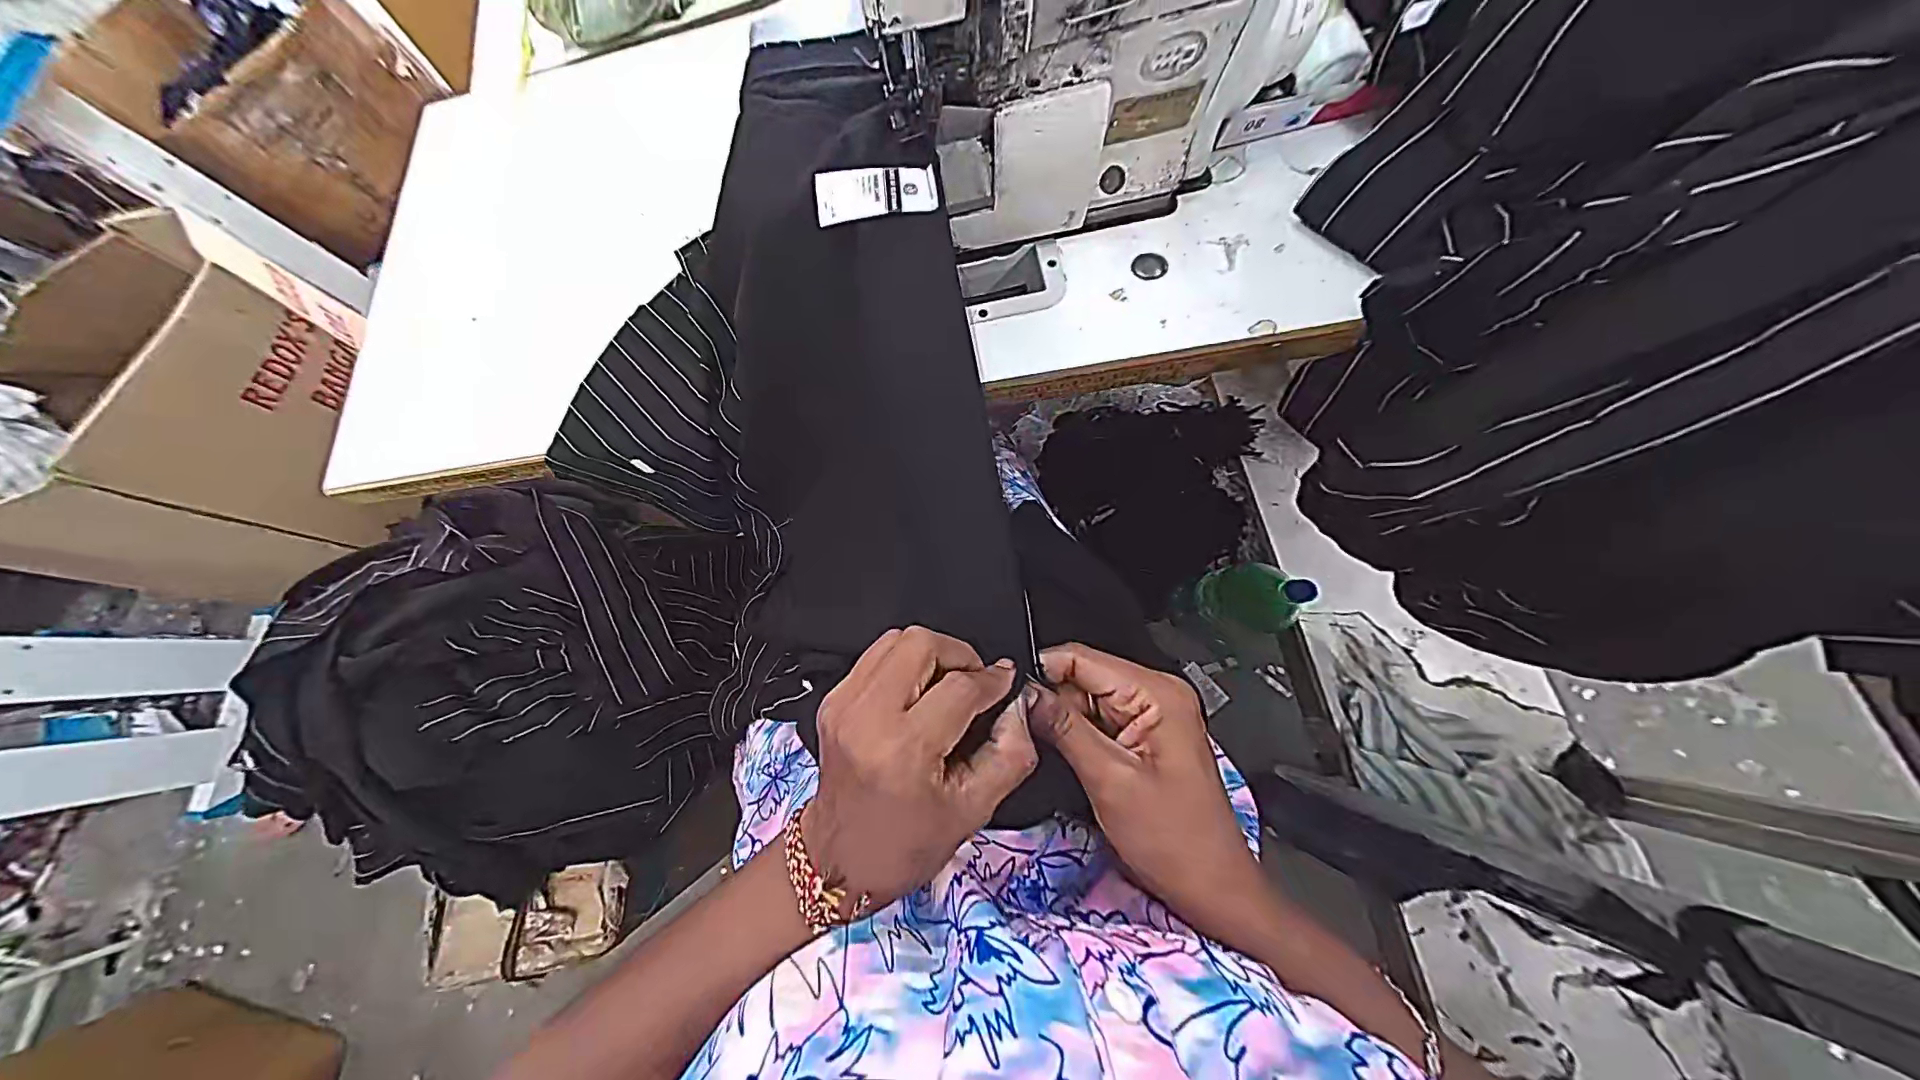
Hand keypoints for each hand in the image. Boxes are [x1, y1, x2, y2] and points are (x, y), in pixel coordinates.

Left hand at [806, 627, 1038, 908]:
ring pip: (897, 639)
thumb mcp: (974, 810)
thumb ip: (1010, 753)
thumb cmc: (903, 844)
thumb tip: (1017, 705)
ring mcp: (843, 705)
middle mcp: (865, 718)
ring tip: (946, 685)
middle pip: (922, 644)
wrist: (840, 859)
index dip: (993, 680)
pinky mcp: (833, 700)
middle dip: (960, 655)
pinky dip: (905, 663)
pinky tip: (918, 693)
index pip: (960, 687)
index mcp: (902, 750)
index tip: (1005, 683)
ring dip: (931, 654)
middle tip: (974, 681)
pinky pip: (876, 656)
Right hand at [1031, 643, 1268, 943]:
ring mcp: (1150, 714)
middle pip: (1081, 676)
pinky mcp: (1142, 734)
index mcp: (1157, 693)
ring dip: (1065, 724)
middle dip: (1053, 703)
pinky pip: (1096, 721)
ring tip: (1071, 760)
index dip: (1042, 673)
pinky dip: (1079, 738)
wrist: (1210, 887)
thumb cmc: (1176, 841)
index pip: (1082, 657)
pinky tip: (1080, 762)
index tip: (1015, 699)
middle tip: (1037, 739)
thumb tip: (1027, 694)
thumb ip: (1064, 728)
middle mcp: (1157, 694)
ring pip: (1083, 699)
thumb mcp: (1109, 780)